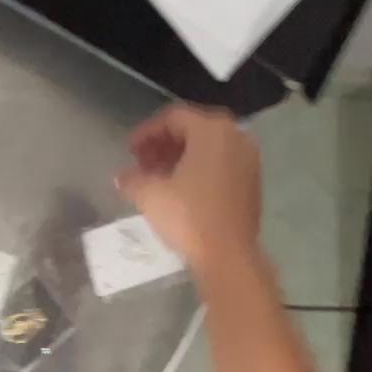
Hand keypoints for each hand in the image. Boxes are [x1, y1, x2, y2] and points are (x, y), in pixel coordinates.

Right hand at [114, 103, 263, 277]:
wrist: (228, 254)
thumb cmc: (188, 217)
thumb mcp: (150, 196)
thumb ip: (132, 179)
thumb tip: (121, 176)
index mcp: (211, 130)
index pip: (173, 117)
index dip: (146, 132)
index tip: (129, 151)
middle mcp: (234, 135)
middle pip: (192, 130)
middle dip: (163, 145)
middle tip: (141, 163)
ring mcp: (247, 158)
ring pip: (207, 149)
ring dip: (180, 159)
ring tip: (157, 179)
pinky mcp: (250, 182)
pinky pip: (219, 166)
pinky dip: (198, 171)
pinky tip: (180, 192)